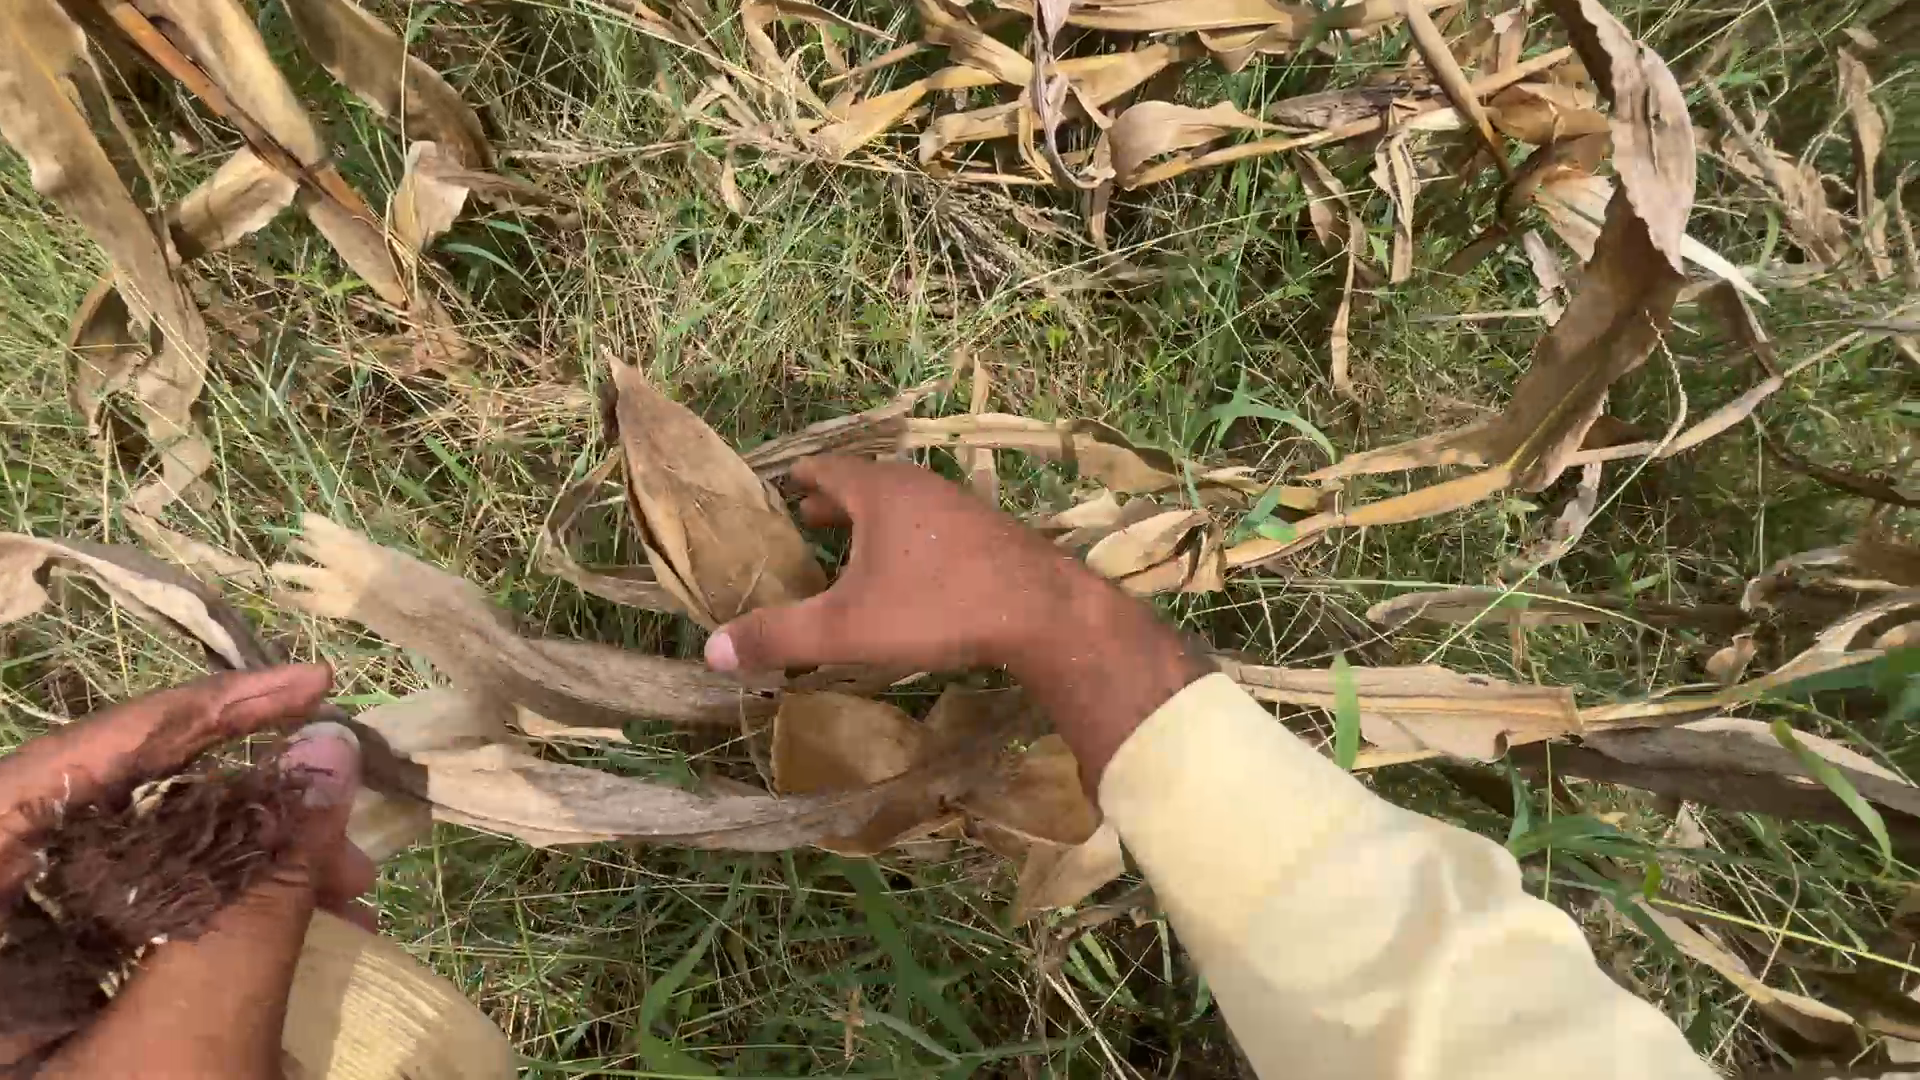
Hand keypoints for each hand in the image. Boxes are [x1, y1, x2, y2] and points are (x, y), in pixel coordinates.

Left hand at [0, 666, 368, 1079]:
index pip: (40, 782)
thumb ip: (258, 886)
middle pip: (98, 817)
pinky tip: (303, 915)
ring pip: (129, 861)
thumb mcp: (191, 1044)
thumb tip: (330, 750)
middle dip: (245, 803)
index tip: (314, 685)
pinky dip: (230, 898)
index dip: (187, 715)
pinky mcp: (33, 991)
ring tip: (345, 886)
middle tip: (346, 819)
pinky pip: (138, 908)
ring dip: (253, 856)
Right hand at [706, 456, 1091, 673]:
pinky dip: (905, 534)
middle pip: (863, 483)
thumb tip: (711, 650)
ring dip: (870, 519)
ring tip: (849, 544)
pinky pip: (930, 522)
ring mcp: (958, 504)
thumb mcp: (848, 626)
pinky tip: (908, 568)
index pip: (826, 469)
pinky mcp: (985, 530)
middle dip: (831, 501)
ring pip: (900, 503)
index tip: (779, 488)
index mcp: (879, 490)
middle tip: (805, 519)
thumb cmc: (936, 605)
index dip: (798, 479)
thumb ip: (781, 635)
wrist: (1041, 609)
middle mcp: (918, 485)